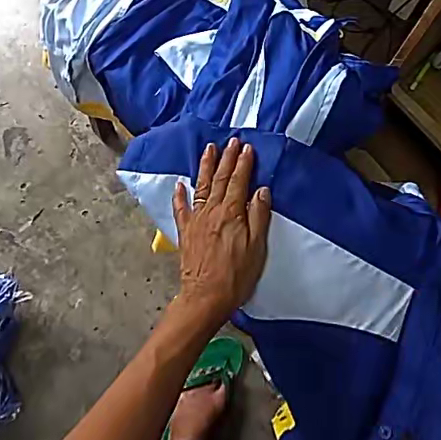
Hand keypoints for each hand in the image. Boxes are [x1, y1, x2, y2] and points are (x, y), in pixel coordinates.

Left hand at [169, 138, 270, 325]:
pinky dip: (179, 195)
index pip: (238, 181)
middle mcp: (211, 212)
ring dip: (205, 167)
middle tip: (231, 141)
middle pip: (219, 179)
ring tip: (208, 150)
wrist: (205, 298)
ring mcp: (196, 221)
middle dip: (226, 159)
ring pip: (200, 187)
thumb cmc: (237, 275)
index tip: (247, 148)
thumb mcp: (257, 246)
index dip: (244, 163)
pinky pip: (181, 209)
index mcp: (231, 213)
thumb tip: (261, 190)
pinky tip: (179, 184)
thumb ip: (259, 216)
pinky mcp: (186, 233)